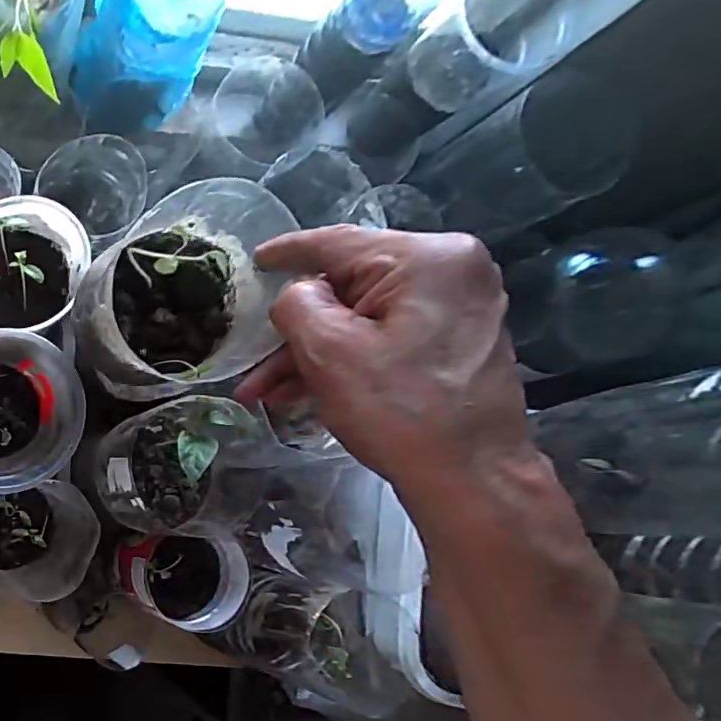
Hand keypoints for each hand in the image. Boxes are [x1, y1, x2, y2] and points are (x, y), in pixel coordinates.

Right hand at [233, 226, 531, 494]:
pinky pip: (381, 336)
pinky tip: (298, 391)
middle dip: (293, 328)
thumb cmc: (398, 409)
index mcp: (426, 259)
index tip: (252, 260)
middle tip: (251, 358)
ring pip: (359, 317)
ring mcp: (454, 306)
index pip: (337, 243)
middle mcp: (449, 270)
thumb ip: (297, 305)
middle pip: (346, 287)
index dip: (287, 252)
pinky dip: (341, 359)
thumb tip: (296, 295)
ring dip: (309, 352)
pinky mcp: (451, 338)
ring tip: (262, 391)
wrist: (470, 476)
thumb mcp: (329, 352)